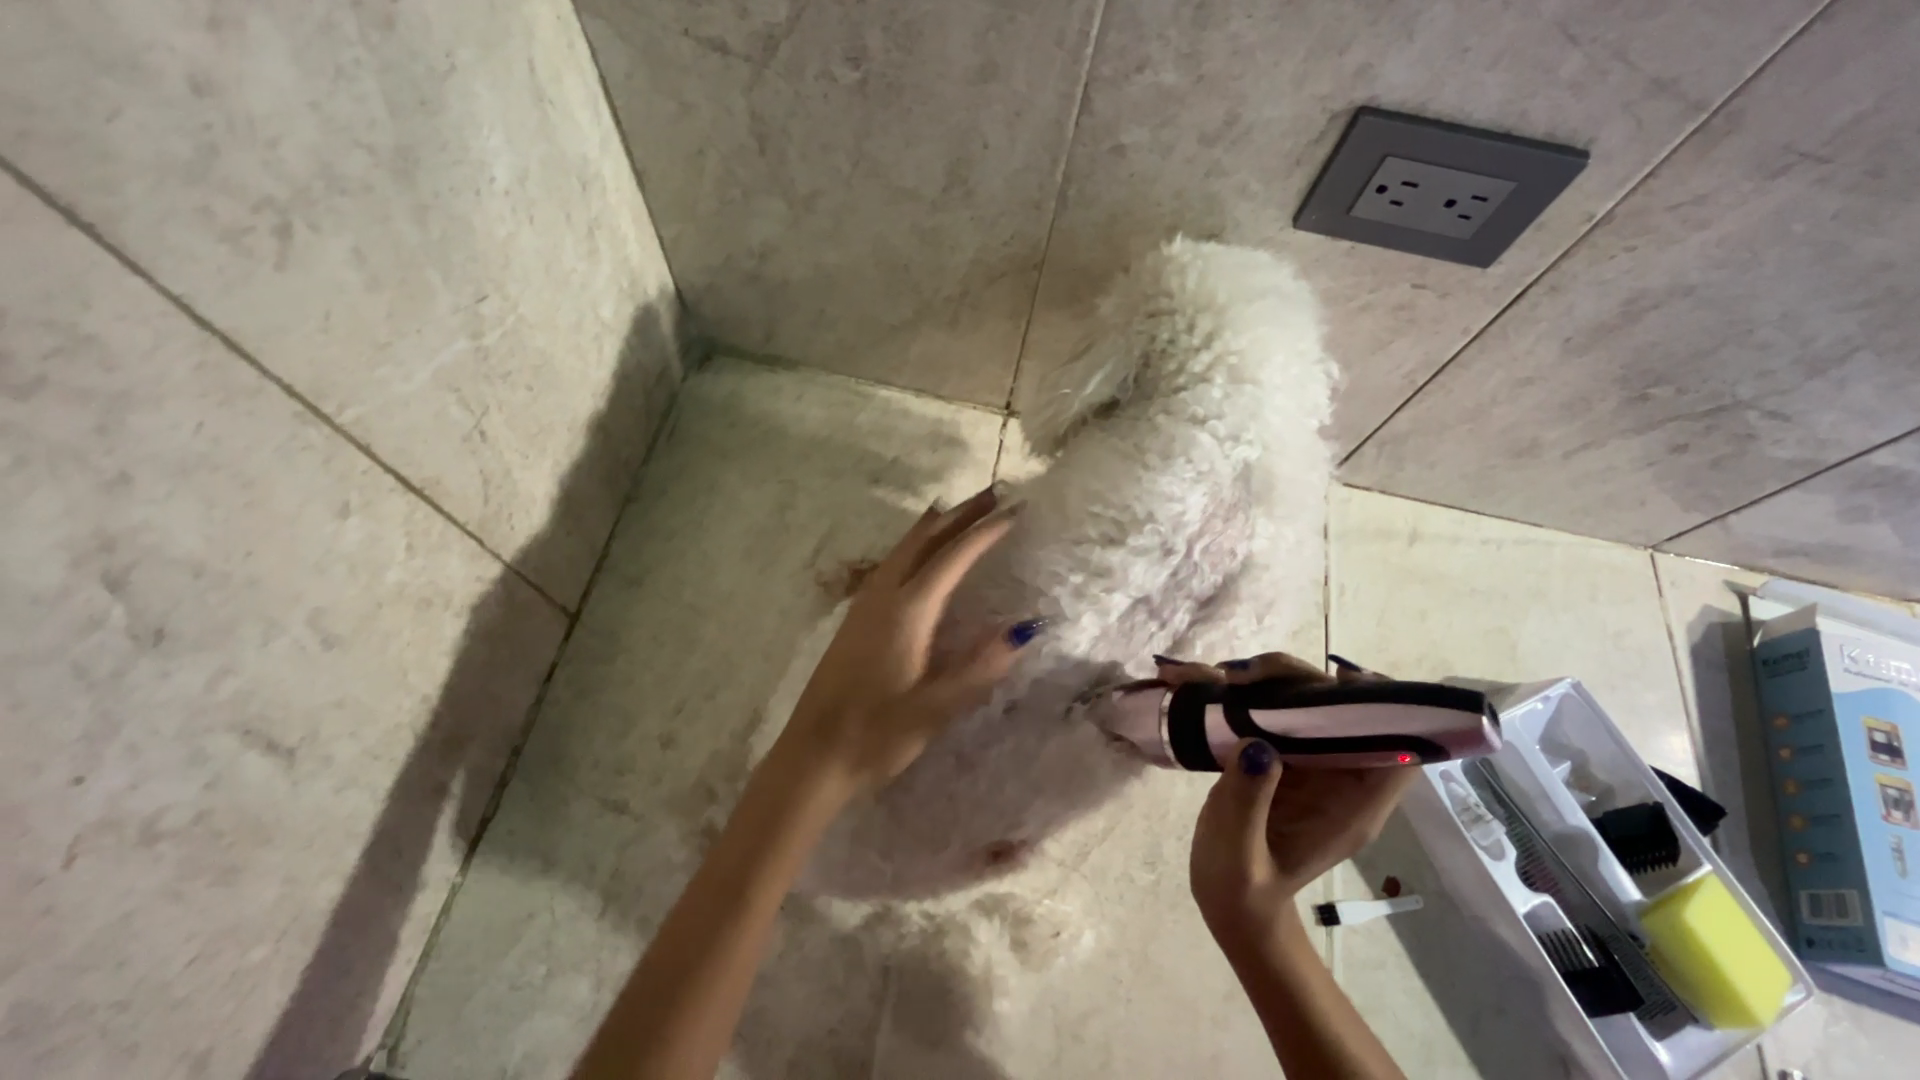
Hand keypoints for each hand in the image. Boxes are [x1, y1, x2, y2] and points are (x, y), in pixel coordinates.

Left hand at [774, 485, 1044, 794]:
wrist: (812, 756)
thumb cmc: (875, 735)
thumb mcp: (935, 709)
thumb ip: (979, 668)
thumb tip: (1026, 628)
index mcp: (907, 612)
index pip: (952, 558)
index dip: (985, 533)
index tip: (1015, 511)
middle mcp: (883, 597)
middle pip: (924, 540)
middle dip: (959, 514)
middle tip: (993, 493)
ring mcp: (863, 607)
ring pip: (903, 549)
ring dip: (935, 526)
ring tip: (959, 511)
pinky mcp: (853, 621)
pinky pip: (891, 564)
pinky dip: (914, 545)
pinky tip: (917, 557)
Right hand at [1174, 653, 1418, 950]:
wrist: (1228, 903)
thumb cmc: (1241, 889)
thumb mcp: (1240, 853)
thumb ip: (1248, 801)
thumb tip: (1256, 743)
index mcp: (1351, 805)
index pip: (1397, 751)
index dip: (1383, 709)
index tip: (1337, 679)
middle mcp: (1337, 776)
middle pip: (1341, 712)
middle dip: (1299, 681)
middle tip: (1242, 676)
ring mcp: (1306, 765)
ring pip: (1302, 704)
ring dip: (1263, 681)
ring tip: (1213, 676)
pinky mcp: (1275, 758)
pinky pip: (1268, 713)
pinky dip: (1239, 693)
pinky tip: (1199, 683)